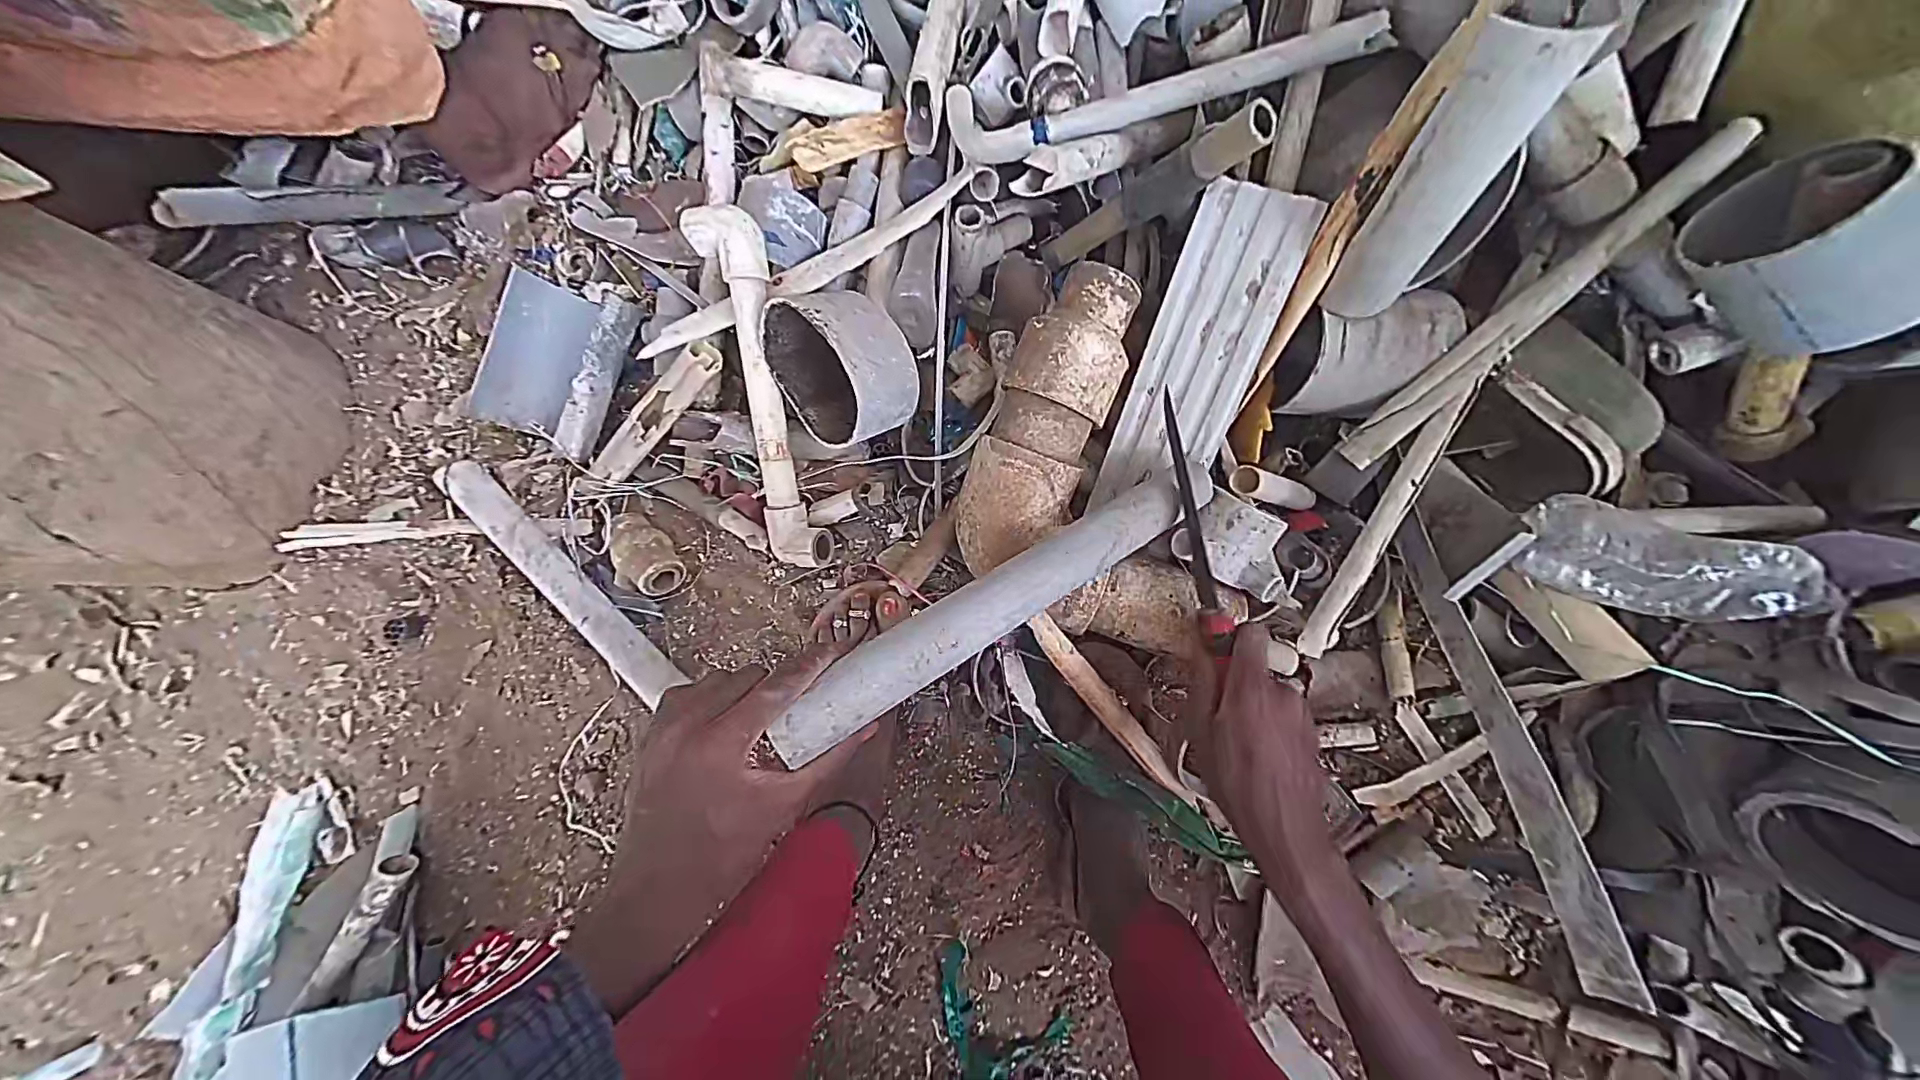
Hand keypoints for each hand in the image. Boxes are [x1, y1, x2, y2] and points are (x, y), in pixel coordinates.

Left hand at [573, 641, 884, 1014]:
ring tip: (759, 722)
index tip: (829, 653)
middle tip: (796, 708)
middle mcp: (686, 727)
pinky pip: (689, 694)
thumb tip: (861, 728)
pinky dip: (713, 700)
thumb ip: (829, 759)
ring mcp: (663, 729)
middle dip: (777, 686)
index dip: (809, 664)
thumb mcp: (785, 805)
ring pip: (718, 680)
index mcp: (721, 744)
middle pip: (749, 676)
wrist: (657, 891)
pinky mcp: (651, 735)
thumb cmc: (720, 859)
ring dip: (745, 691)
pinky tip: (727, 725)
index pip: (776, 686)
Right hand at [1185, 625, 1331, 877]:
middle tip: (1216, 711)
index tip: (1213, 640)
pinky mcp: (1311, 732)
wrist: (1284, 828)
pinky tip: (1255, 754)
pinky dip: (1269, 726)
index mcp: (1253, 686)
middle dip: (1234, 683)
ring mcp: (1301, 714)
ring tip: (1235, 741)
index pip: (1249, 632)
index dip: (1227, 635)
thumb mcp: (1201, 730)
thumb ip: (1203, 682)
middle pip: (1255, 667)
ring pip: (1268, 694)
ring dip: (1252, 708)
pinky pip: (1283, 716)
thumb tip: (1202, 652)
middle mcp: (1284, 694)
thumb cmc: (1241, 785)